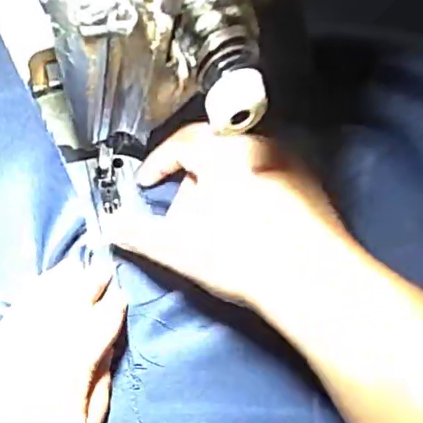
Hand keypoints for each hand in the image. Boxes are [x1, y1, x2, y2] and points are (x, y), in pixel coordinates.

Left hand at [0, 260, 127, 422]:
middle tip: (101, 268)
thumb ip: (99, 390)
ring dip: (52, 279)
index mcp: (70, 363)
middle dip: (89, 281)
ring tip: (69, 267)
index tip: (120, 294)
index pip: (99, 323)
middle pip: (68, 300)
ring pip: (29, 296)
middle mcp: (36, 339)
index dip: (113, 307)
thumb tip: (107, 353)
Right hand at [105, 124, 364, 314]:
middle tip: (180, 214)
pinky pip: (268, 182)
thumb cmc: (242, 257)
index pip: (180, 142)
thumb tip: (111, 227)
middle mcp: (259, 144)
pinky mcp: (310, 186)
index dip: (158, 164)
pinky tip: (248, 233)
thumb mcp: (177, 248)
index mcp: (223, 150)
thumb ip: (139, 234)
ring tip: (214, 229)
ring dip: (222, 190)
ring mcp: (289, 162)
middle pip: (212, 154)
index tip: (147, 183)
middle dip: (191, 181)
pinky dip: (250, 198)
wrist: (309, 279)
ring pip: (242, 168)